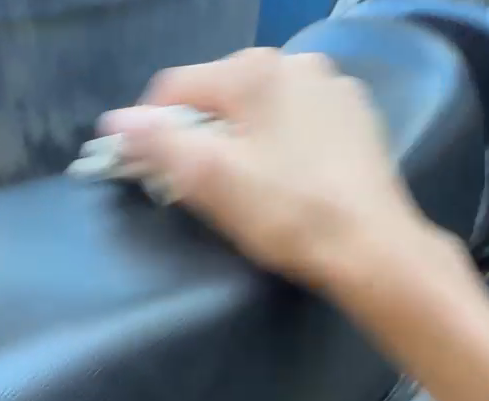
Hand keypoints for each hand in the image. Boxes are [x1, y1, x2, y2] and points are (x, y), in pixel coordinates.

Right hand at [100, 48, 437, 290]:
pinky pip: (297, 124)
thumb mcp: (212, 181)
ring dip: (239, 143)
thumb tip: (116, 122)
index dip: (150, 129)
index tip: (147, 173)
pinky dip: (279, 147)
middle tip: (200, 190)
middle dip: (199, 138)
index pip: (175, 88)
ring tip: (246, 191)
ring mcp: (332, 89)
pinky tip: (287, 183)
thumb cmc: (288, 215)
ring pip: (259, 111)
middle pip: (219, 97)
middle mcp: (296, 63)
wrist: (372, 249)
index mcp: (255, 70)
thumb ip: (160, 145)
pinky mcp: (356, 119)